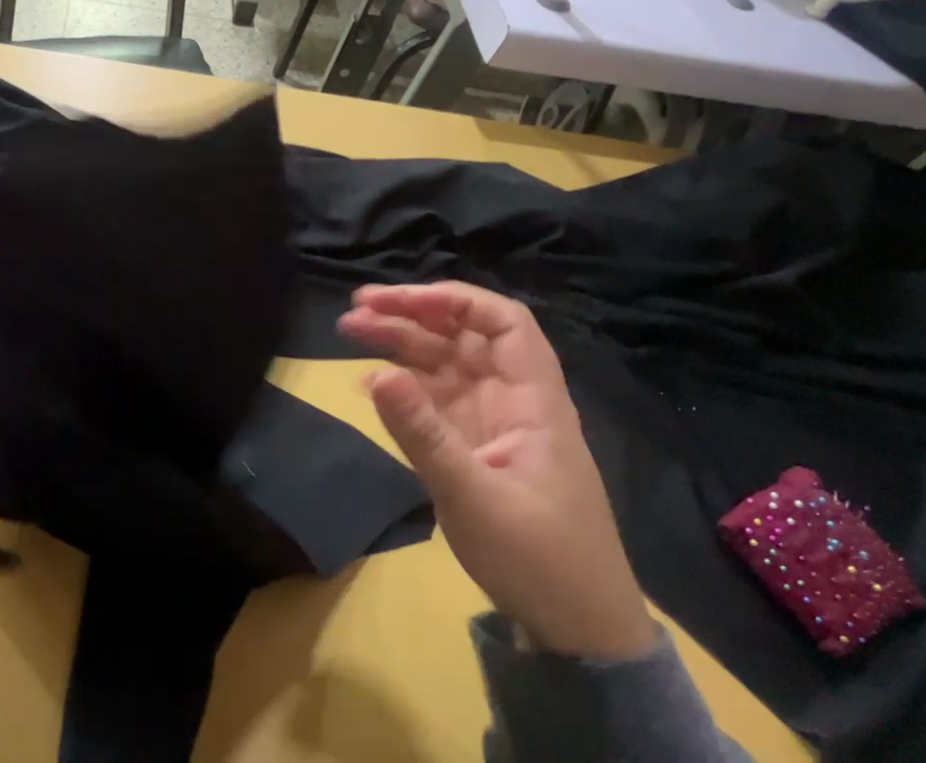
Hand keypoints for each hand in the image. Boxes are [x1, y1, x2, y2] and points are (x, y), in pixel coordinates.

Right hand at [340, 282, 657, 660]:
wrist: (575, 626)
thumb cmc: (538, 559)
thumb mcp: (473, 496)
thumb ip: (422, 434)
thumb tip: (374, 373)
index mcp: (533, 401)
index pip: (504, 324)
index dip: (454, 301)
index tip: (399, 301)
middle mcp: (512, 401)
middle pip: (464, 338)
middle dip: (413, 315)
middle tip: (355, 308)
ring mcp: (491, 424)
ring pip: (445, 365)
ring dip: (401, 344)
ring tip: (350, 329)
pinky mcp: (473, 449)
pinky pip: (435, 401)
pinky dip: (403, 385)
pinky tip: (369, 380)